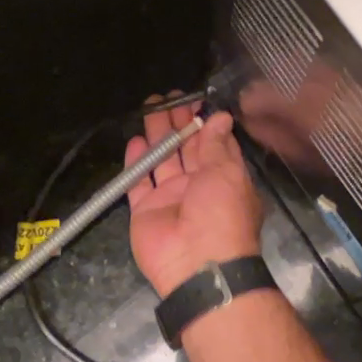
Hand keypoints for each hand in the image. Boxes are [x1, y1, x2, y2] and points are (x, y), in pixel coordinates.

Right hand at [125, 95, 264, 296]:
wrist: (197, 264)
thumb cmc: (222, 214)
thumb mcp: (226, 173)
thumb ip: (216, 145)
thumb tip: (219, 116)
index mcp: (225, 179)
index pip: (215, 145)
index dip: (206, 122)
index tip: (196, 100)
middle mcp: (198, 187)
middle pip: (186, 149)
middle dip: (178, 122)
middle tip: (169, 96)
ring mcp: (170, 199)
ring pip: (162, 160)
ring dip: (157, 135)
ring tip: (150, 106)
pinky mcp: (145, 211)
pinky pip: (138, 183)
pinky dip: (136, 162)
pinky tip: (135, 141)